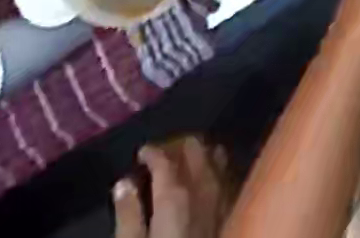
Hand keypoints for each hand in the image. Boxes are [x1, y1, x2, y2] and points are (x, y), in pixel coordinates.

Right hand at [112, 137, 228, 237]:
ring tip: (179, 162)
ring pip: (214, 151)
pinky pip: (226, 167)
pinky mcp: (234, 200)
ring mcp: (224, 188)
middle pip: (194, 146)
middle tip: (157, 156)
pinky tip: (203, 176)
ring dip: (197, 150)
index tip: (140, 154)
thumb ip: (128, 214)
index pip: (166, 157)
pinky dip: (212, 161)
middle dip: (175, 144)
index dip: (152, 150)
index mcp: (175, 194)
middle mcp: (204, 182)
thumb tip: (124, 183)